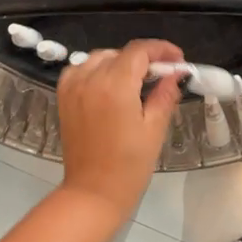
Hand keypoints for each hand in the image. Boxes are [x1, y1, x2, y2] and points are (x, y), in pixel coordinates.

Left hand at [56, 39, 184, 216]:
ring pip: (98, 58)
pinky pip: (80, 70)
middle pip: (120, 53)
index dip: (161, 50)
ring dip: (119, 62)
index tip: (178, 60)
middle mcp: (90, 79)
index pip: (139, 51)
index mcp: (115, 85)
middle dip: (143, 58)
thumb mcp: (155, 129)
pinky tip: (109, 85)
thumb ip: (165, 94)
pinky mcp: (64, 98)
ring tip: (136, 80)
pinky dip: (95, 70)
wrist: (94, 191)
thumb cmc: (130, 165)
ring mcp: (73, 88)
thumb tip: (175, 73)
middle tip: (161, 75)